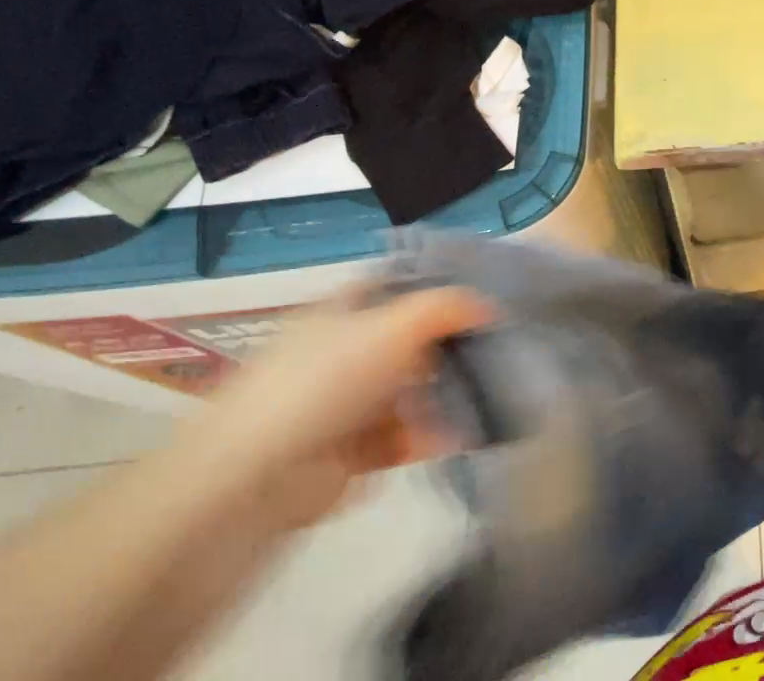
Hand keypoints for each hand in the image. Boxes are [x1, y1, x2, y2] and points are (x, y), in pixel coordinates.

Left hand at [175, 288, 492, 530]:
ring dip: (449, 396)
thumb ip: (446, 307)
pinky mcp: (353, 452)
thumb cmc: (326, 382)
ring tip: (494, 396)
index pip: (393, 289)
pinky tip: (468, 435)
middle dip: (452, 347)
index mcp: (339, 315)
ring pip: (411, 392)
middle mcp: (342, 355)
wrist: (261, 475)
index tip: (482, 296)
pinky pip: (405, 436)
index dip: (435, 288)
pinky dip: (434, 435)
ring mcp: (345, 405)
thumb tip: (489, 305)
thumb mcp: (394, 326)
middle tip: (502, 348)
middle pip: (409, 343)